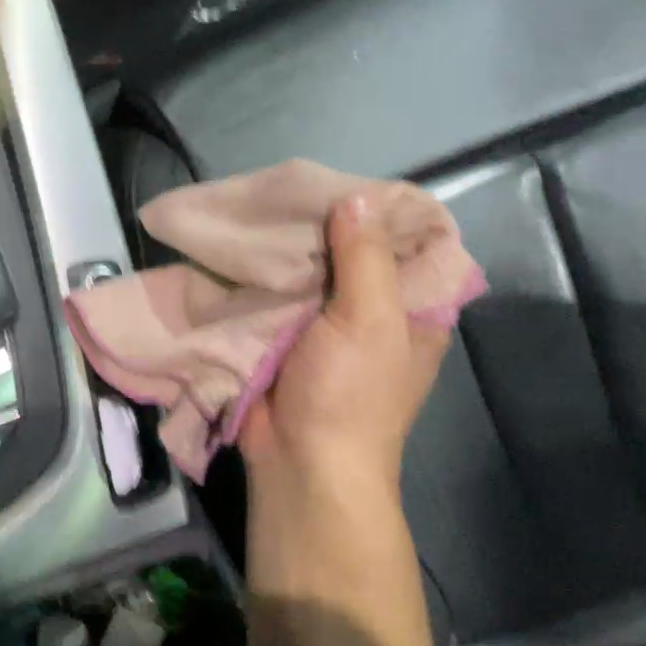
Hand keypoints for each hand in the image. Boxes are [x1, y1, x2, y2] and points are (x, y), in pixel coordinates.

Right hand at [240, 195, 451, 499]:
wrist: (300, 460)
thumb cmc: (350, 394)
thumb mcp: (370, 322)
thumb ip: (364, 261)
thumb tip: (356, 198)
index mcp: (413, 311)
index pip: (408, 247)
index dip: (381, 214)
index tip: (340, 186)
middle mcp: (371, 316)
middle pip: (351, 258)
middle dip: (320, 229)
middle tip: (282, 193)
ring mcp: (321, 331)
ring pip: (306, 277)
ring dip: (281, 255)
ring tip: (251, 215)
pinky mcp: (279, 342)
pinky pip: (270, 301)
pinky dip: (254, 281)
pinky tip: (232, 255)